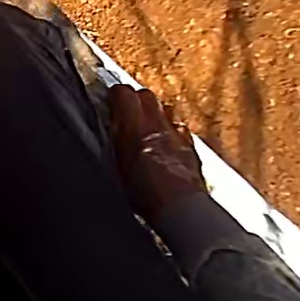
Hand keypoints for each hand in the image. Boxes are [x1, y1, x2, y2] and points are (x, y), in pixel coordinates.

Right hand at [107, 83, 205, 219]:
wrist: (179, 208)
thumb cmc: (144, 191)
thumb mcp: (114, 162)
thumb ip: (113, 136)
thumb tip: (109, 124)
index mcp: (135, 123)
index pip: (122, 92)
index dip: (114, 95)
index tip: (109, 101)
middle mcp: (158, 122)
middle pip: (146, 95)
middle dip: (135, 100)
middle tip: (126, 112)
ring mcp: (177, 132)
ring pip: (165, 109)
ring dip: (154, 114)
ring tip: (145, 127)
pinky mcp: (191, 146)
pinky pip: (179, 129)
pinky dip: (170, 132)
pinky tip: (164, 145)